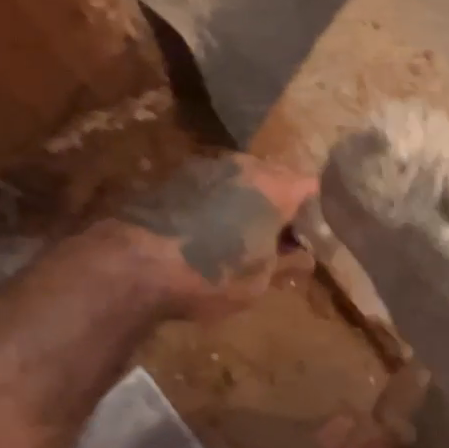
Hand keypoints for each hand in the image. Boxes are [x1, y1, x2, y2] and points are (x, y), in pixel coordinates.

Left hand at [102, 155, 315, 320]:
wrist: (132, 264)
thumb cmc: (210, 275)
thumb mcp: (259, 282)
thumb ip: (288, 263)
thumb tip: (305, 256)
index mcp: (276, 187)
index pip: (312, 187)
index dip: (316, 212)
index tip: (312, 236)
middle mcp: (245, 165)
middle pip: (276, 179)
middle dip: (281, 206)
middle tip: (279, 239)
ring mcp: (207, 166)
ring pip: (241, 181)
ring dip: (246, 204)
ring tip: (240, 237)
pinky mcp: (175, 176)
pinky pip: (210, 186)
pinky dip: (216, 205)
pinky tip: (206, 232)